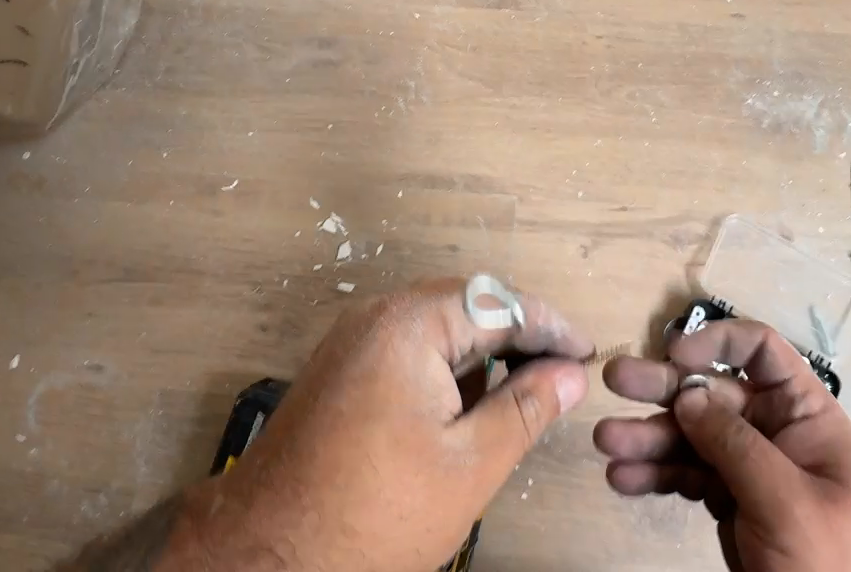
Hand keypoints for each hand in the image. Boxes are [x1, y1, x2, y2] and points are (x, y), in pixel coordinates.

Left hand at [162, 277, 592, 571]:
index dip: (550, 326)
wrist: (264, 555)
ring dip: (484, 349)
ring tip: (525, 388)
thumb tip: (571, 374)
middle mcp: (379, 314)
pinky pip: (410, 345)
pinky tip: (470, 401)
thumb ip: (525, 409)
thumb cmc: (373, 511)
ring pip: (439, 325)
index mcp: (410, 324)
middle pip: (468, 305)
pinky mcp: (343, 366)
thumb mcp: (468, 465)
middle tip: (561, 370)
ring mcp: (355, 338)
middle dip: (518, 334)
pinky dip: (448, 364)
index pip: (499, 304)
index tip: (587, 352)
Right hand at [593, 319, 850, 571]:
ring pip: (691, 438)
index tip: (673, 353)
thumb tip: (687, 395)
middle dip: (663, 387)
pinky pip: (688, 478)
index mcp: (806, 416)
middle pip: (713, 394)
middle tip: (613, 380)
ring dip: (648, 437)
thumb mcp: (790, 502)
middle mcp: (776, 434)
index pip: (762, 353)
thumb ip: (736, 445)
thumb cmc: (836, 565)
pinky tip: (622, 479)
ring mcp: (751, 472)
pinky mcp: (732, 508)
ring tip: (606, 444)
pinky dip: (655, 476)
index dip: (718, 342)